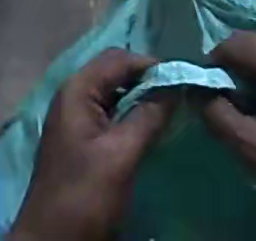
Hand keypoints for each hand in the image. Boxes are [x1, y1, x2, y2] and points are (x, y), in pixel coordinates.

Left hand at [9, 49, 174, 240]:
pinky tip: (150, 126)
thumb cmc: (83, 197)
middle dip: (146, 78)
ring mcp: (76, 116)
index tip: (181, 81)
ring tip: (168, 109)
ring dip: (141, 95)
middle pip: (116, 70)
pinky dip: (131, 111)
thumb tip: (177, 85)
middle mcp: (74, 94)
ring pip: (115, 90)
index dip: (151, 65)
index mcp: (78, 89)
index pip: (121, 58)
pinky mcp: (81, 137)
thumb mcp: (122, 154)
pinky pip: (111, 110)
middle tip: (176, 95)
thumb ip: (150, 115)